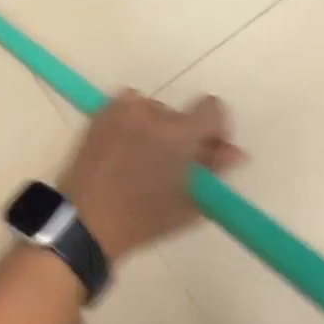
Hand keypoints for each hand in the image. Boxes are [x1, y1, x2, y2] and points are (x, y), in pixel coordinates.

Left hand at [57, 91, 245, 260]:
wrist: (88, 214)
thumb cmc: (145, 216)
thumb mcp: (190, 202)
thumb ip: (214, 170)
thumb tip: (235, 151)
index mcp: (179, 133)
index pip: (211, 108)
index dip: (216, 127)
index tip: (210, 148)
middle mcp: (151, 111)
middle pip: (180, 115)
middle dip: (183, 136)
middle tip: (173, 165)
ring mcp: (122, 108)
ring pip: (154, 110)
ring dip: (157, 127)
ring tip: (146, 158)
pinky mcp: (100, 110)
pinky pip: (128, 106)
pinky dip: (133, 120)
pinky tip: (127, 146)